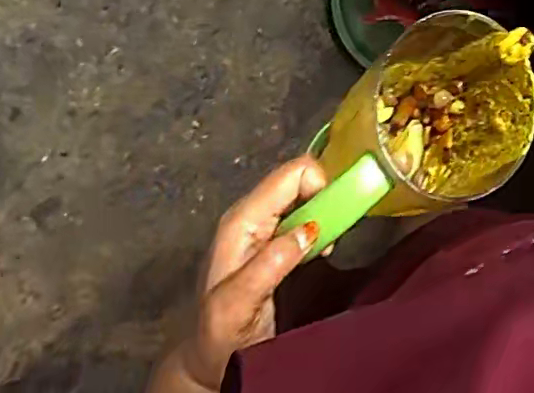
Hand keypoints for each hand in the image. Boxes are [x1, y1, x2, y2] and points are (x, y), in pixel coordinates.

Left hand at [167, 157, 327, 390]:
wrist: (205, 361)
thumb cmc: (218, 337)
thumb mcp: (236, 306)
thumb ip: (269, 265)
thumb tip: (308, 230)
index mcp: (242, 219)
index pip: (295, 171)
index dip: (320, 186)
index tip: (328, 222)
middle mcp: (251, 212)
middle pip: (302, 177)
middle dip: (324, 201)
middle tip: (327, 238)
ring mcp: (261, 223)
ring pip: (305, 193)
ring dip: (323, 215)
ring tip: (321, 248)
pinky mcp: (272, 235)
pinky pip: (304, 212)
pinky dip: (319, 226)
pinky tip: (315, 251)